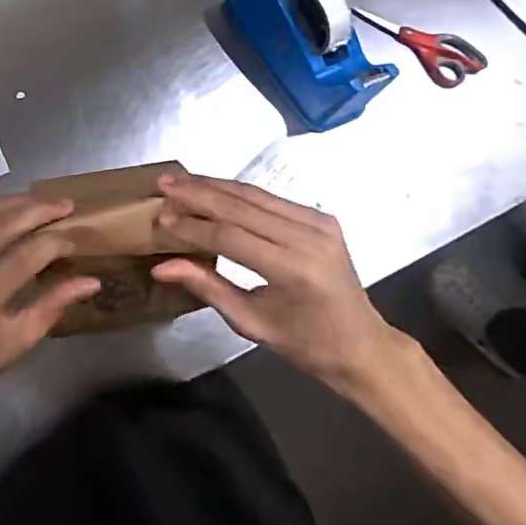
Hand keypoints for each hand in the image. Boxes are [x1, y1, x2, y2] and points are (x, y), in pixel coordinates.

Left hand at [0, 195, 101, 419]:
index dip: (55, 242)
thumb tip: (91, 281)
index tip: (74, 239)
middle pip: (4, 225)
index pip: (26, 256)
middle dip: (39, 210)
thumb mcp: (17, 344)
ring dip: (12, 201)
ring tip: (39, 200)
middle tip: (65, 205)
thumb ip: (53, 307)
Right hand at [151, 173, 408, 391]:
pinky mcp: (321, 216)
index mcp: (293, 270)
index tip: (162, 218)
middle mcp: (308, 238)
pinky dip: (237, 192)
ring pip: (254, 194)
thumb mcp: (251, 323)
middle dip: (198, 194)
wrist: (364, 345)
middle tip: (164, 184)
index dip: (193, 226)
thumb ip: (206, 287)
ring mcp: (318, 222)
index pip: (231, 236)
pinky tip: (212, 187)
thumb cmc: (307, 344)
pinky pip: (270, 198)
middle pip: (241, 206)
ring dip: (214, 185)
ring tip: (181, 180)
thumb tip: (161, 266)